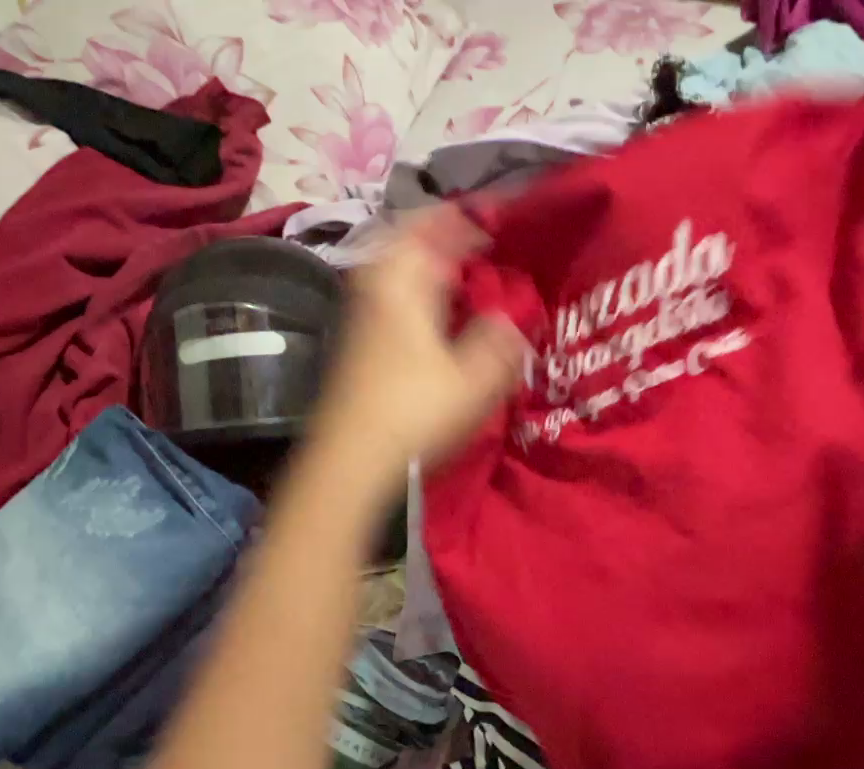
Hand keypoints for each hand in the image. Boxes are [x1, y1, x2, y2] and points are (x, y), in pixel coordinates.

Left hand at [305, 208, 523, 492]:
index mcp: (404, 279)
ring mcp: (363, 311)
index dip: (471, 216)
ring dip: (434, 265)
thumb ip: (500, 342)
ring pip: (401, 269)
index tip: (503, 217)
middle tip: (485, 242)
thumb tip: (512, 321)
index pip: (437, 222)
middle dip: (448, 237)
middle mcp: (377, 284)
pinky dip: (422, 292)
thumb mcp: (475, 379)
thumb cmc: (416, 411)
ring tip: (470, 274)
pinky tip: (444, 315)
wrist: (351, 457)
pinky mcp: (361, 339)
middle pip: (412, 240)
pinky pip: (396, 295)